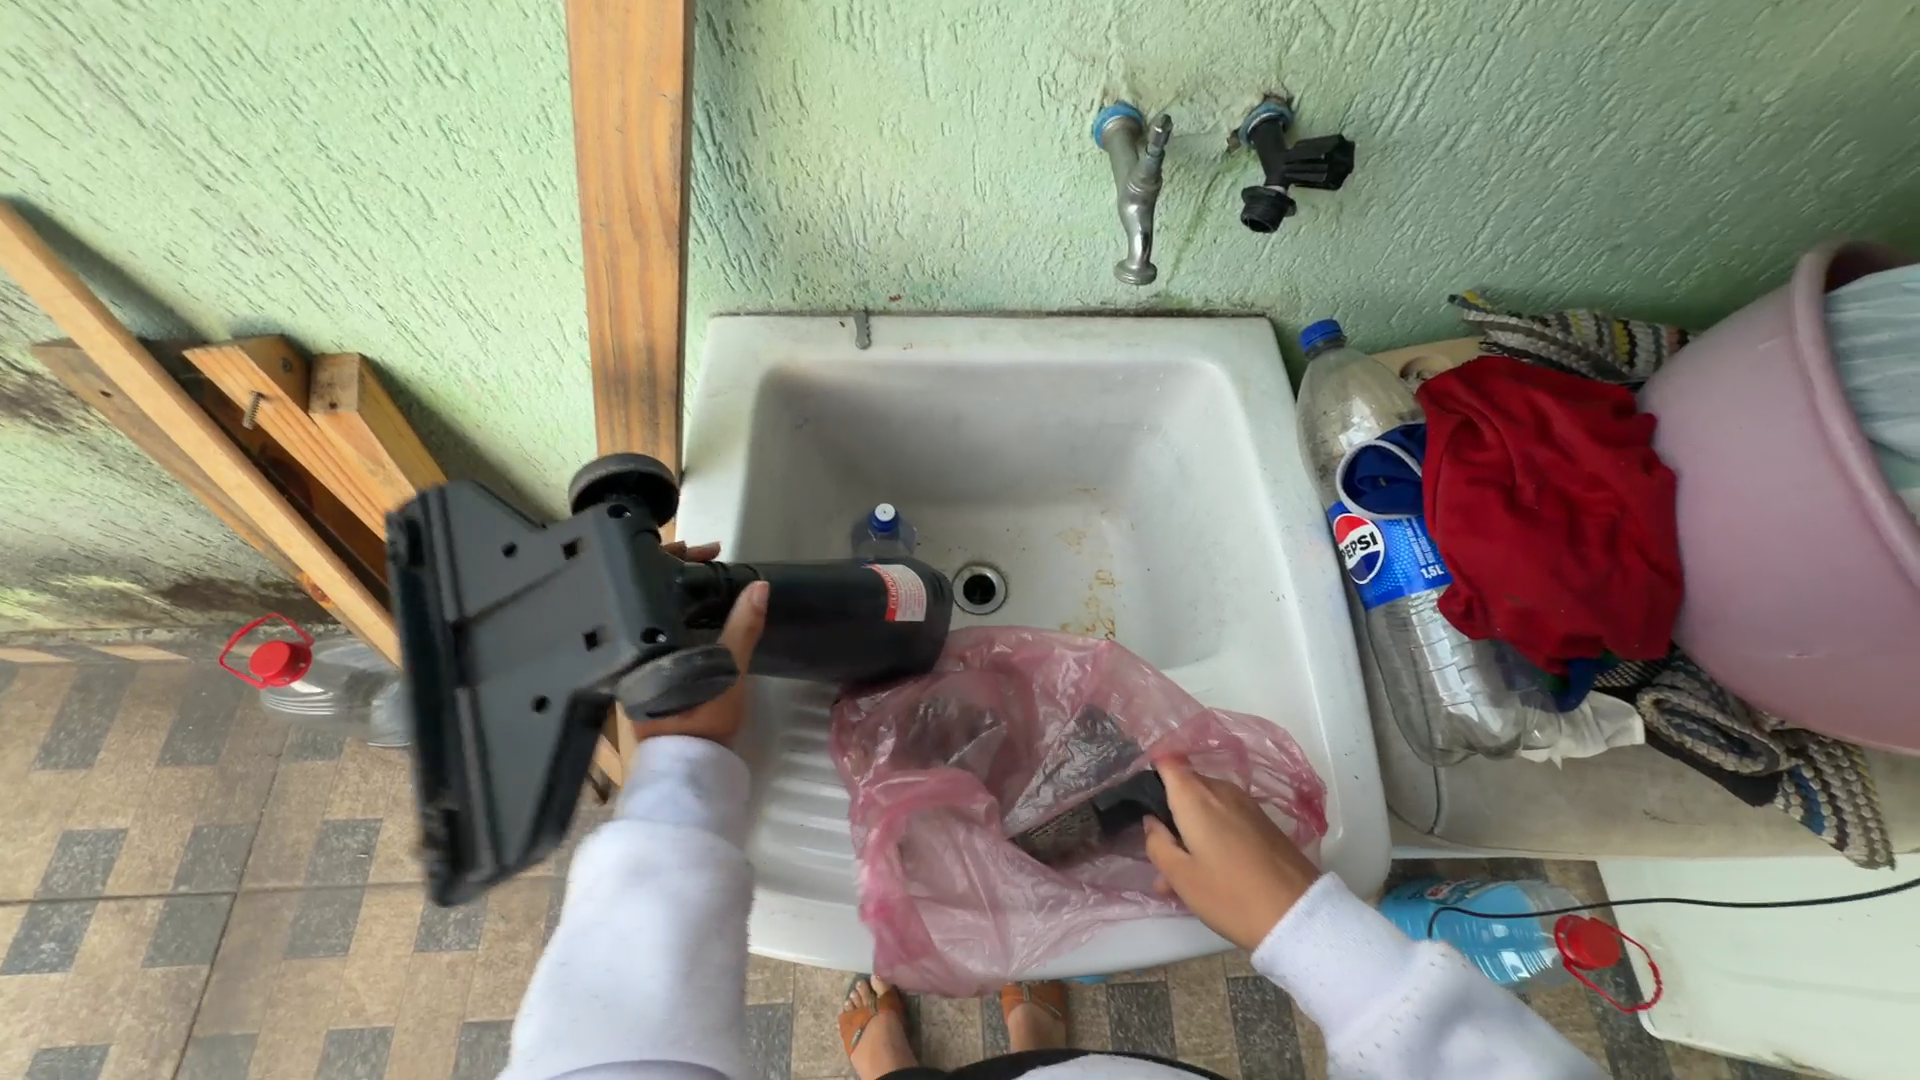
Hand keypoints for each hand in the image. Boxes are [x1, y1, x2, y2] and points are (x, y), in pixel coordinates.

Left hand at [629, 542, 768, 747]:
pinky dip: (679, 609)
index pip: (645, 584)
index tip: (705, 550)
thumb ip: (742, 629)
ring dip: (679, 589)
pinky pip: (660, 626)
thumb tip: (759, 588)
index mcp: (637, 643)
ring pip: (653, 609)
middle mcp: (629, 648)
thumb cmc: (701, 720)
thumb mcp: (726, 671)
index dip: (672, 558)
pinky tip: (699, 607)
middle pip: (646, 592)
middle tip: (710, 556)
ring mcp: (637, 660)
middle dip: (678, 569)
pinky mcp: (649, 672)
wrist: (691, 767)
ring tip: (708, 575)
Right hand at [1142, 760, 1321, 950]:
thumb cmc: (1230, 894)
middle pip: (1186, 787)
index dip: (1151, 771)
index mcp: (1195, 796)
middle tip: (1159, 850)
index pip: (1167, 762)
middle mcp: (1220, 790)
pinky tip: (1208, 871)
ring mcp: (1245, 805)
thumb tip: (1151, 821)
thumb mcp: (1181, 876)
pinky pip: (1226, 818)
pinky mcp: (1263, 823)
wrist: (1298, 915)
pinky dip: (1211, 834)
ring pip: (1206, 807)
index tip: (1140, 796)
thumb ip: (1157, 844)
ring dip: (1190, 829)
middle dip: (1169, 812)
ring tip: (1181, 874)